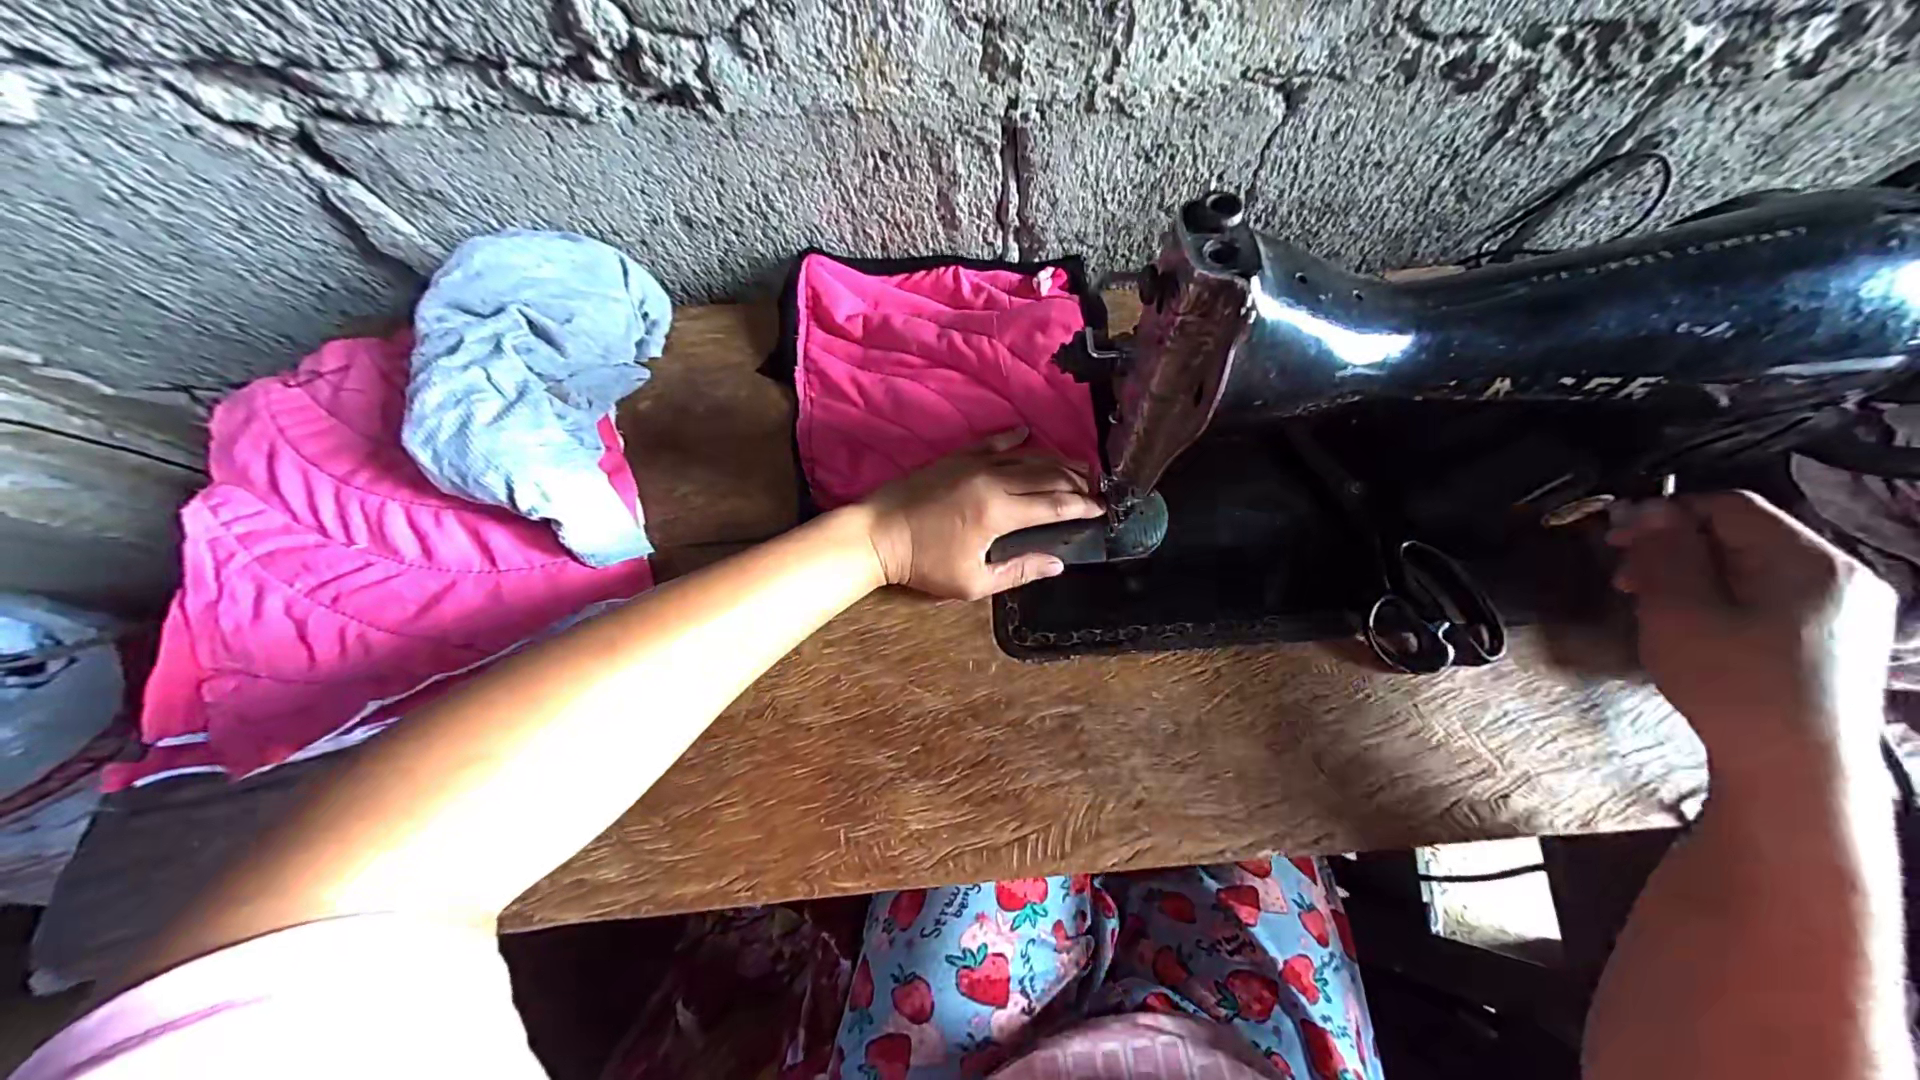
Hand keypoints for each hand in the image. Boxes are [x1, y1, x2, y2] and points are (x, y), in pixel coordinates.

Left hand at [859, 429, 1104, 600]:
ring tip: (1077, 466)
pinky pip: (992, 442)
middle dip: (1078, 481)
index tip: (1103, 508)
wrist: (877, 534)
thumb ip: (1018, 571)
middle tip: (1098, 486)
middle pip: (1048, 476)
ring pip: (1026, 457)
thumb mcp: (972, 582)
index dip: (1083, 506)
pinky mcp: (956, 458)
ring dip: (1055, 461)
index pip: (1055, 505)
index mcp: (1000, 512)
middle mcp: (993, 481)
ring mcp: (973, 464)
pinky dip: (1013, 439)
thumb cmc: (923, 563)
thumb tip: (1057, 563)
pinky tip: (1027, 434)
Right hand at [1607, 490, 1894, 782]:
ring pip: (1754, 564)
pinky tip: (1696, 626)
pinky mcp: (1839, 635)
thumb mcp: (1678, 612)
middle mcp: (1841, 574)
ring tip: (1654, 605)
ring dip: (1694, 574)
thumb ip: (1665, 554)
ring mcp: (1848, 607)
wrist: (1796, 764)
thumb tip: (1650, 511)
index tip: (1616, 540)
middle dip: (1674, 548)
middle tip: (1626, 579)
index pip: (1727, 505)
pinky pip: (1771, 593)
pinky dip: (1724, 597)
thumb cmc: (1733, 685)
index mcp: (1807, 561)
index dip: (1663, 514)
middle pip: (1742, 534)